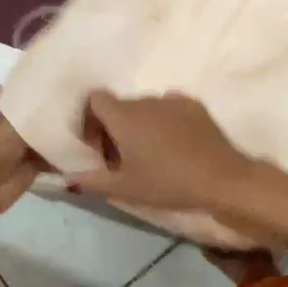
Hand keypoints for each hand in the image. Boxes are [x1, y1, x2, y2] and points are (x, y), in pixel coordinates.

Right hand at [70, 91, 262, 212]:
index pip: (95, 98)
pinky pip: (169, 108)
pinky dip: (164, 122)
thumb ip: (91, 180)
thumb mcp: (125, 188)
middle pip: (120, 105)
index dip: (90, 119)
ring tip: (150, 154)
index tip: (98, 146)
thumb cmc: (167, 183)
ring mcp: (173, 100)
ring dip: (140, 125)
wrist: (221, 179)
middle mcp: (146, 100)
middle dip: (115, 127)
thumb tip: (66, 179)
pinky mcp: (196, 105)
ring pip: (146, 107)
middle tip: (121, 159)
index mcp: (124, 116)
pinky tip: (174, 146)